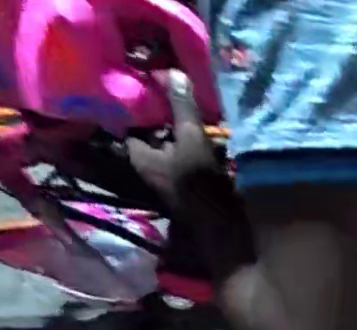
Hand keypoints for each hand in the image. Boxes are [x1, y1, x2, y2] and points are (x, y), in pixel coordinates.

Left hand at [127, 70, 230, 213]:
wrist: (224, 231)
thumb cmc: (201, 185)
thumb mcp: (192, 139)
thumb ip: (182, 108)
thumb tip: (174, 72)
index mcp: (140, 156)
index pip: (132, 121)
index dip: (143, 105)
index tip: (155, 88)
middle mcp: (149, 169)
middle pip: (153, 135)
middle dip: (165, 120)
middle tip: (179, 100)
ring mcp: (168, 181)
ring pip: (171, 149)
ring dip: (181, 136)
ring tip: (196, 118)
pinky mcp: (186, 190)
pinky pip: (185, 162)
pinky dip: (191, 152)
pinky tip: (205, 142)